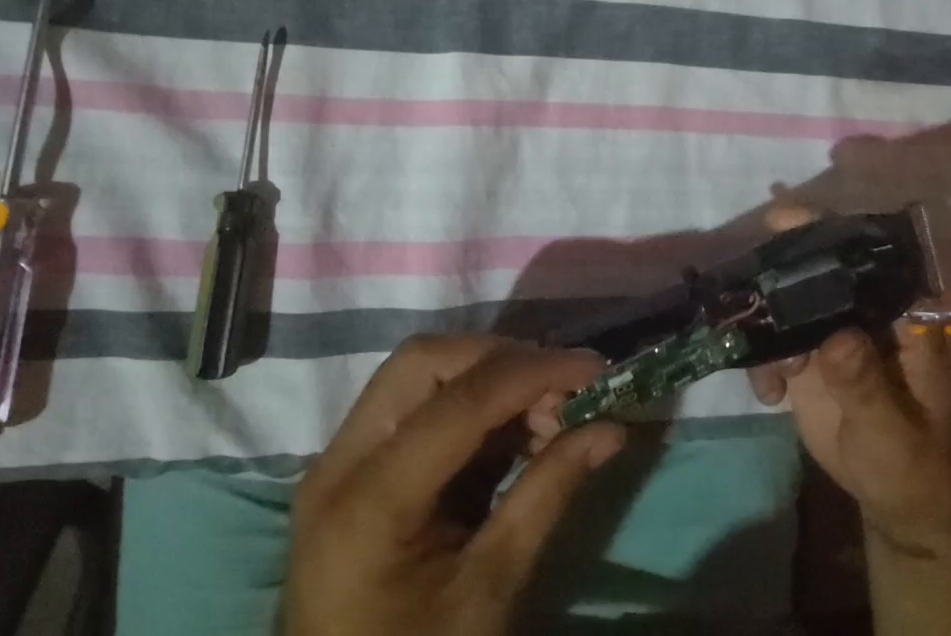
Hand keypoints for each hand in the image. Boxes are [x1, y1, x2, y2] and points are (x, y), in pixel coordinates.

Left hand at [285, 335, 625, 635]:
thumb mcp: (490, 590)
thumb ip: (547, 497)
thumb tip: (612, 428)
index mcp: (368, 501)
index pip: (458, 402)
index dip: (534, 373)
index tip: (598, 369)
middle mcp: (340, 460)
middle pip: (424, 362)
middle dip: (503, 360)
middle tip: (567, 390)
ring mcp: (339, 459)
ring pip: (417, 373)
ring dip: (488, 376)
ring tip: (550, 413)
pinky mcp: (352, 464)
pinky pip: (413, 403)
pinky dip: (470, 402)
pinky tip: (515, 430)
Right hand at [748, 207, 950, 554]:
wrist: (895, 504)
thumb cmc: (911, 464)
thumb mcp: (892, 429)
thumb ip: (865, 384)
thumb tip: (837, 337)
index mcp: (901, 320)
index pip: (869, 261)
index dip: (829, 235)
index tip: (784, 221)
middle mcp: (864, 317)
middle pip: (819, 273)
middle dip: (780, 274)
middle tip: (745, 280)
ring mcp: (833, 337)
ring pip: (789, 307)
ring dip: (767, 328)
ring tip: (776, 375)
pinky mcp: (807, 362)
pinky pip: (774, 343)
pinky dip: (760, 361)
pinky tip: (767, 395)